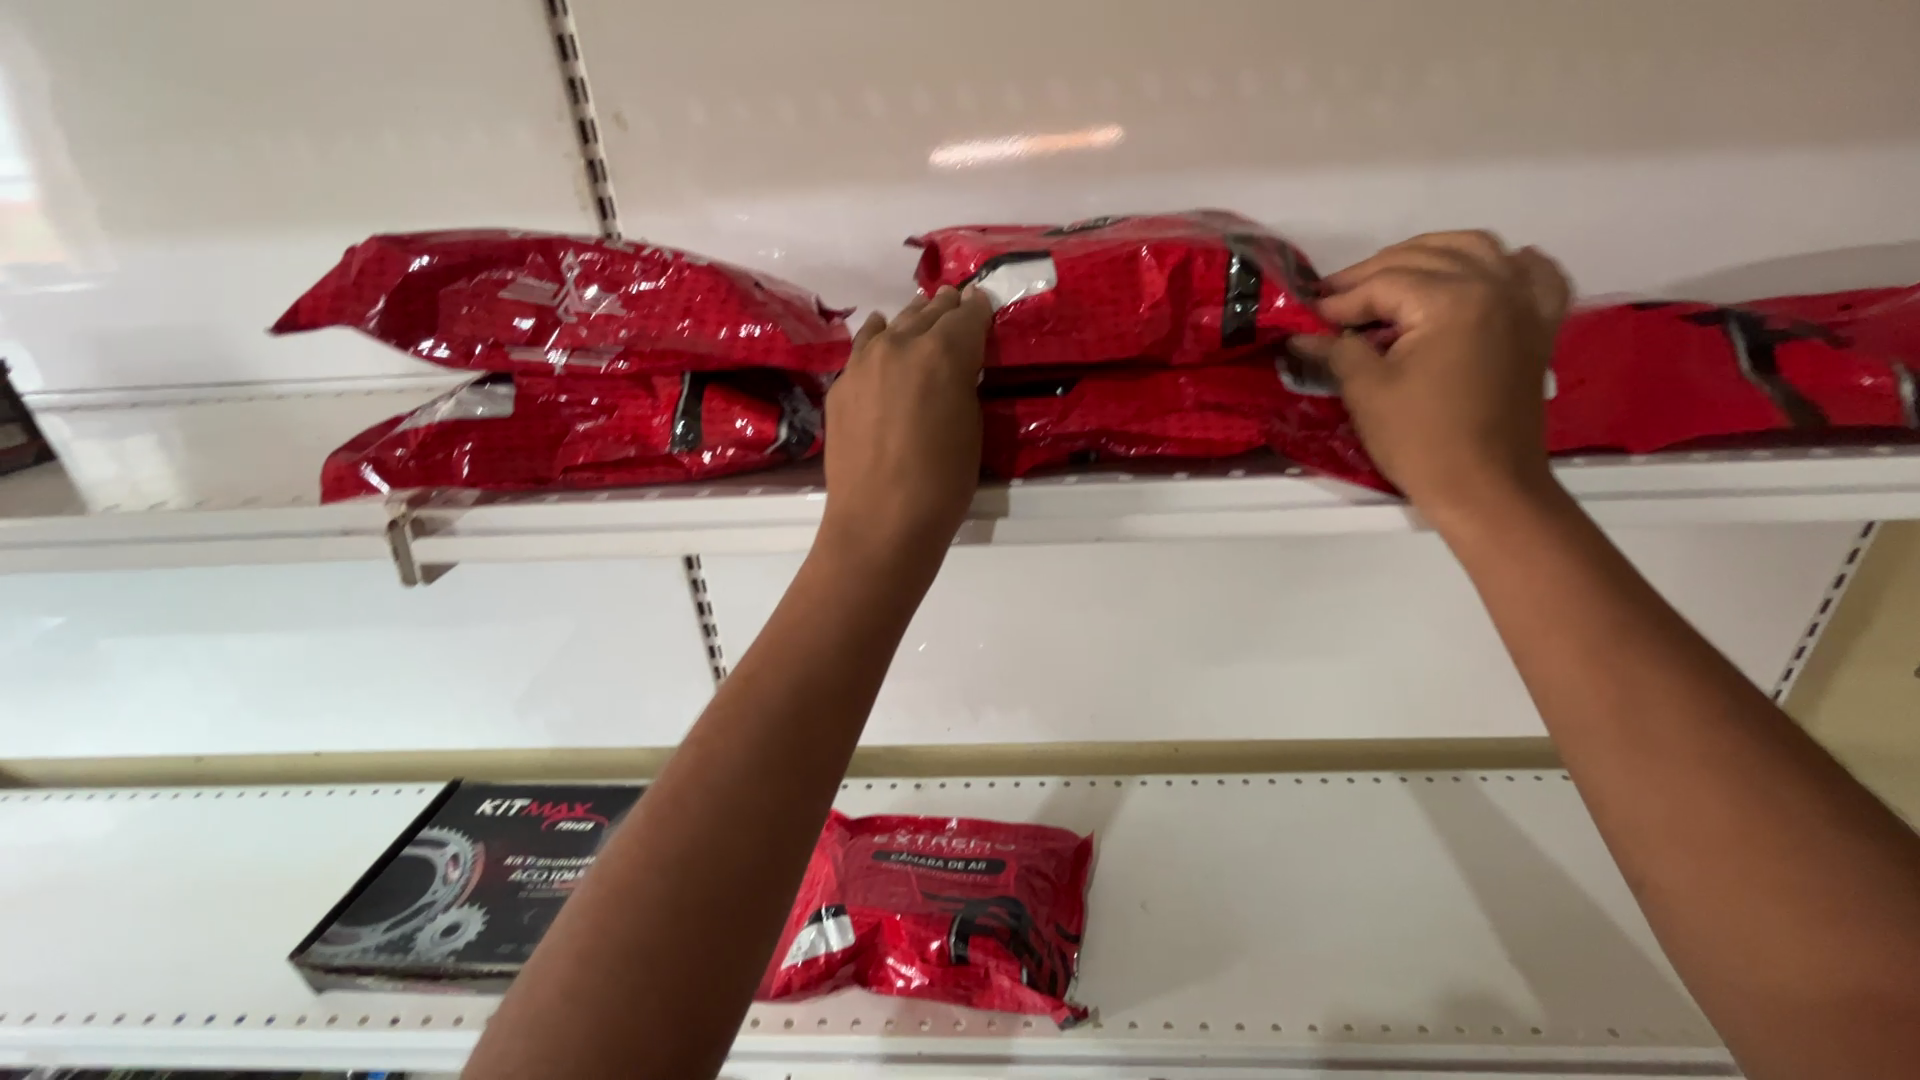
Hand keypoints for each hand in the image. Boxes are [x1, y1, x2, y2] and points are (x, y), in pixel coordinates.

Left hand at [818, 284, 991, 562]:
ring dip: (911, 320)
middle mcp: (900, 345)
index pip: (967, 317)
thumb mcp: (972, 427)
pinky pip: (864, 349)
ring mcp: (863, 363)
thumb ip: (963, 385)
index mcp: (943, 353)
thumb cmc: (942, 483)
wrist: (880, 520)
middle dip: (945, 309)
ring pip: (891, 326)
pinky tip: (880, 337)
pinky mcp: (840, 386)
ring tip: (921, 316)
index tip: (982, 303)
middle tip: (955, 301)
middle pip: (927, 314)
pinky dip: (878, 340)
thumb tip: (955, 368)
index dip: (978, 310)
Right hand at [1302, 231, 1572, 524]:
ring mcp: (1525, 303)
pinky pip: (1532, 274)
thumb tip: (1301, 334)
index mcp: (1453, 299)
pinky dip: (1507, 264)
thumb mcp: (1366, 391)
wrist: (1487, 488)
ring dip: (1430, 254)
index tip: (1305, 315)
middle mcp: (1496, 285)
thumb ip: (1335, 350)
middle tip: (1335, 299)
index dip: (1338, 299)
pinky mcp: (1539, 326)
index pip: (1383, 283)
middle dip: (1375, 272)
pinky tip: (1485, 272)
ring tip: (1393, 278)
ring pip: (1477, 249)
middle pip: (1426, 255)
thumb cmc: (1421, 441)